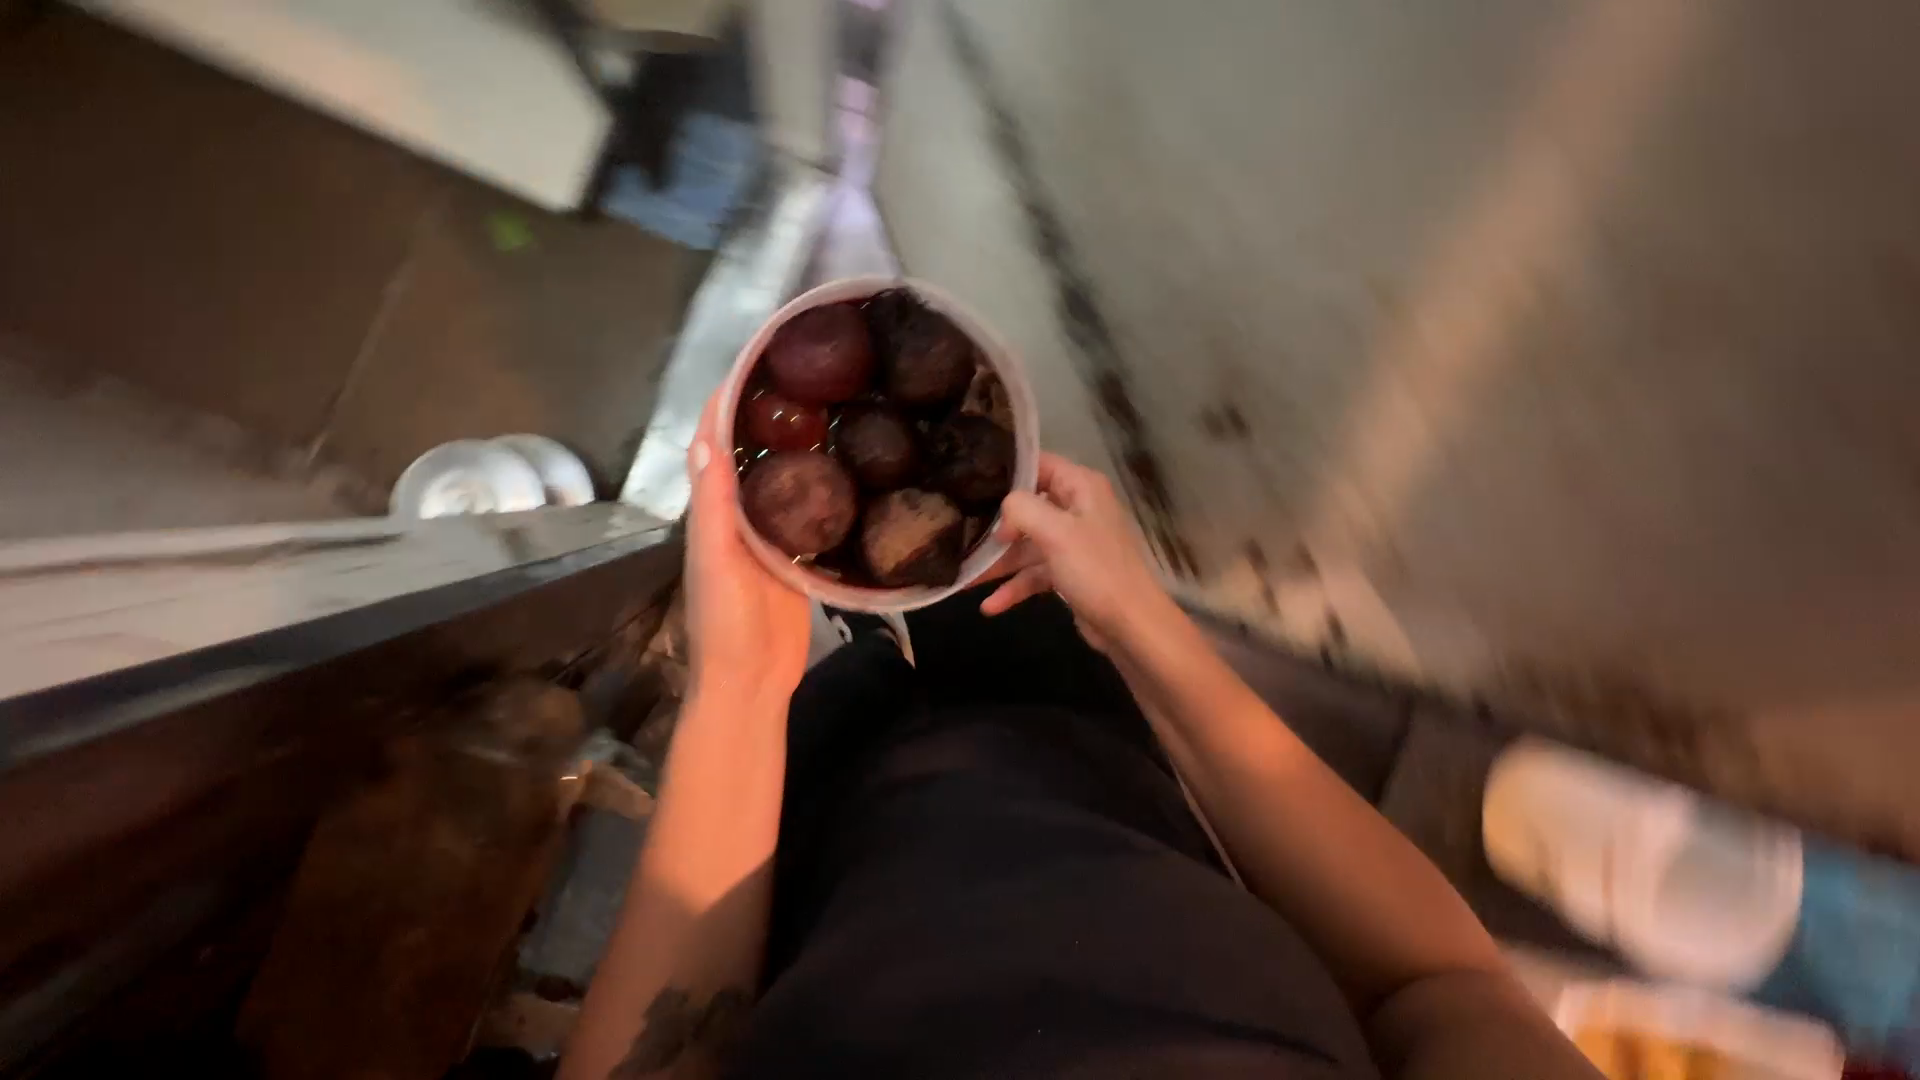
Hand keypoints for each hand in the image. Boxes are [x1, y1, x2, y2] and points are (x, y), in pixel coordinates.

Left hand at [682, 393, 811, 701]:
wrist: (755, 680)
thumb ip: (713, 505)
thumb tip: (708, 439)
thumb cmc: (726, 623)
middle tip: (808, 382)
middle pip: (750, 457)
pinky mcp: (798, 557)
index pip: (714, 446)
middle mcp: (738, 517)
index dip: (726, 406)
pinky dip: (819, 491)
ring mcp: (770, 538)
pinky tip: (846, 472)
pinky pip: (808, 515)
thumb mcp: (716, 560)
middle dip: (768, 419)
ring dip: (795, 450)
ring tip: (831, 413)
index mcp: (712, 513)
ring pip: (781, 482)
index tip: (755, 365)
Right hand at [980, 453, 1177, 646]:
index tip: (971, 483)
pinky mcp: (1070, 573)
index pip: (1039, 464)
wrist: (1131, 625)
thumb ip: (1021, 509)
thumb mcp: (1055, 532)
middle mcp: (1078, 509)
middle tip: (959, 533)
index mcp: (1082, 487)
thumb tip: (1002, 514)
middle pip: (1027, 509)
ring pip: (1027, 546)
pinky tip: (990, 606)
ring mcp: (1074, 543)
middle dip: (995, 527)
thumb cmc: (1095, 570)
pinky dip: (1015, 587)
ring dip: (998, 564)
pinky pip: (1035, 573)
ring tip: (963, 579)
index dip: (1007, 473)